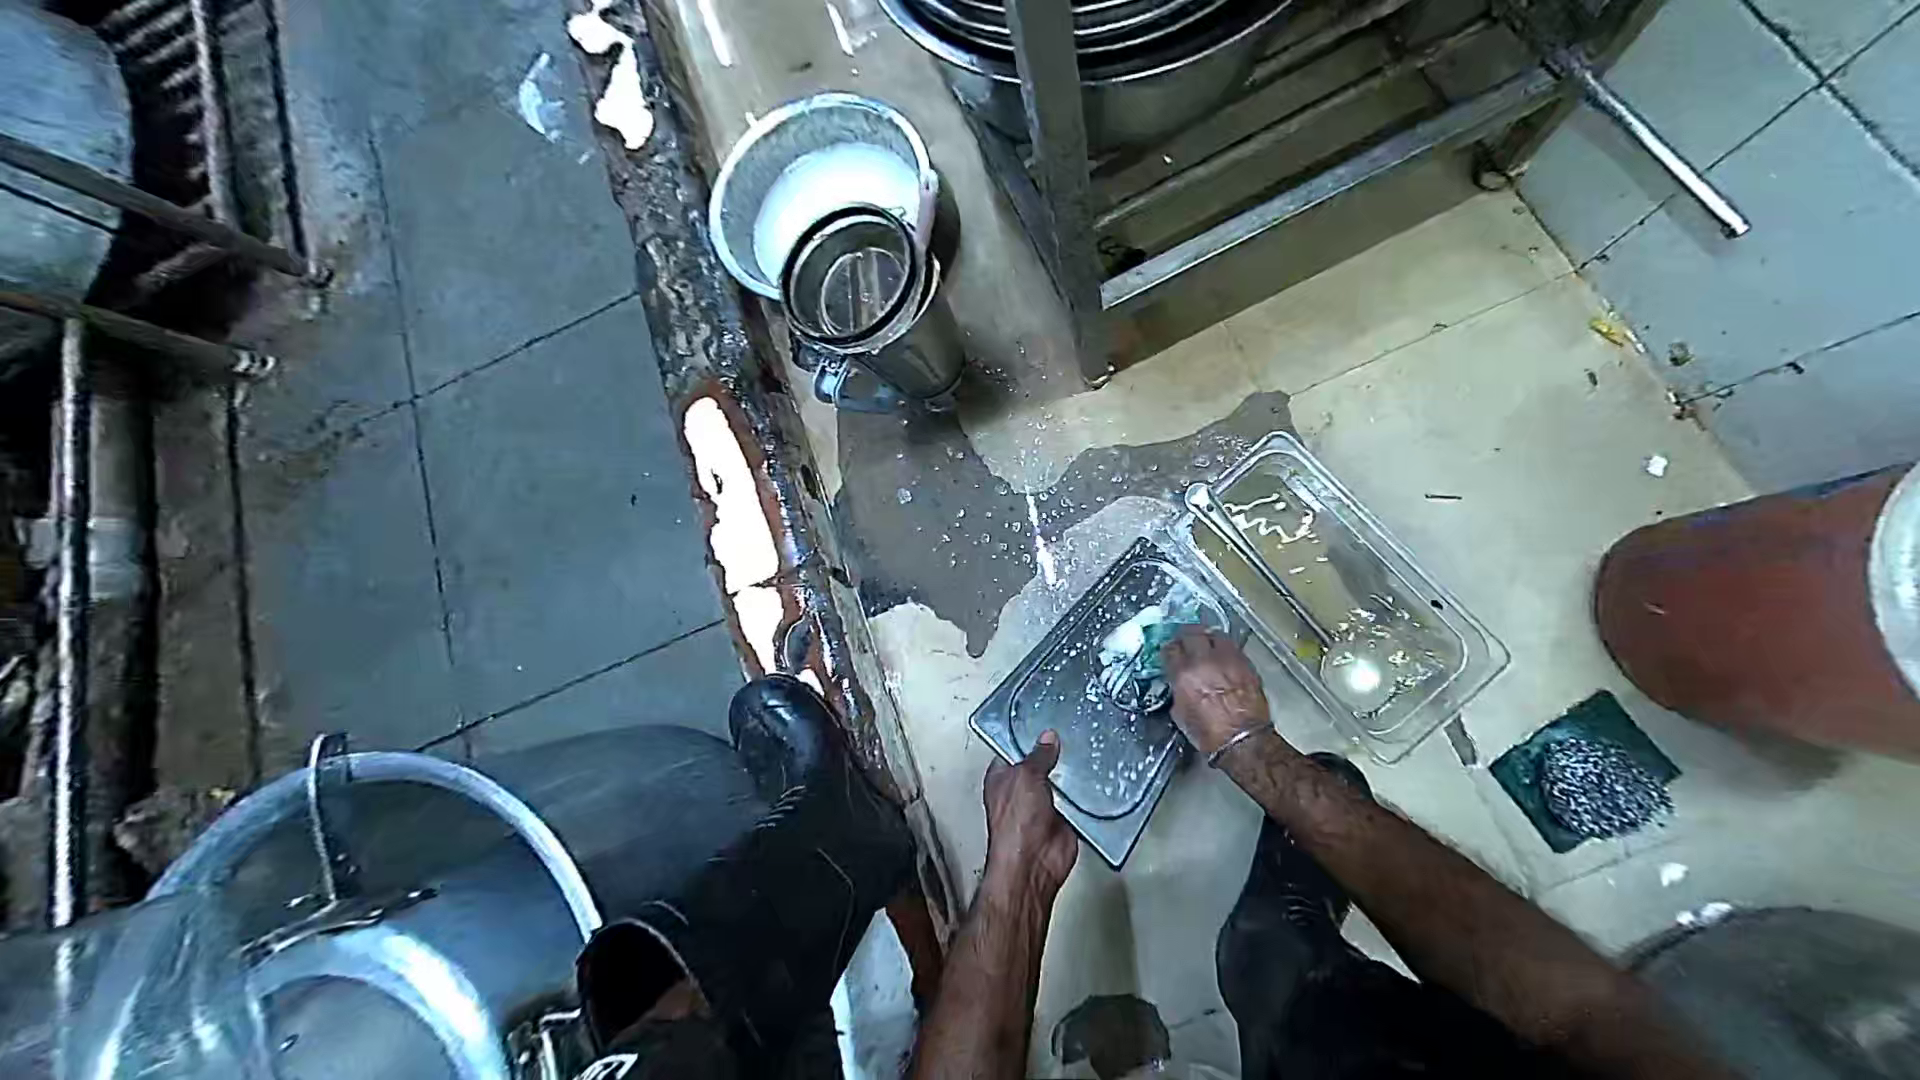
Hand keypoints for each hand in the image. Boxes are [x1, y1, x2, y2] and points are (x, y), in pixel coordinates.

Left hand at [982, 731, 1077, 903]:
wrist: (1034, 864)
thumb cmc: (1016, 824)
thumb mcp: (1025, 777)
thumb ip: (1038, 756)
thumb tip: (1048, 738)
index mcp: (1003, 776)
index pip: (1015, 747)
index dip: (1029, 735)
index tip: (1046, 719)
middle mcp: (1021, 788)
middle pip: (1041, 762)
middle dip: (1054, 753)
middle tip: (1072, 731)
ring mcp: (1043, 803)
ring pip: (1061, 780)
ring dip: (1071, 772)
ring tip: (1087, 747)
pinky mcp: (1064, 817)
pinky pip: (1077, 799)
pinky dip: (1085, 792)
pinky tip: (1096, 775)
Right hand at [1160, 626, 1269, 756]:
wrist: (1243, 741)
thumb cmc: (1208, 733)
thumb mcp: (1180, 712)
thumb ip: (1177, 689)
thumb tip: (1178, 681)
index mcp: (1183, 674)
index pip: (1170, 648)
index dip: (1168, 649)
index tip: (1169, 652)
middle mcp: (1204, 662)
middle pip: (1191, 634)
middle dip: (1186, 637)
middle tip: (1185, 641)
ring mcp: (1227, 660)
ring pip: (1213, 634)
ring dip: (1206, 636)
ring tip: (1204, 641)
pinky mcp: (1245, 664)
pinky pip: (1231, 646)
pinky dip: (1224, 646)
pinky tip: (1222, 653)